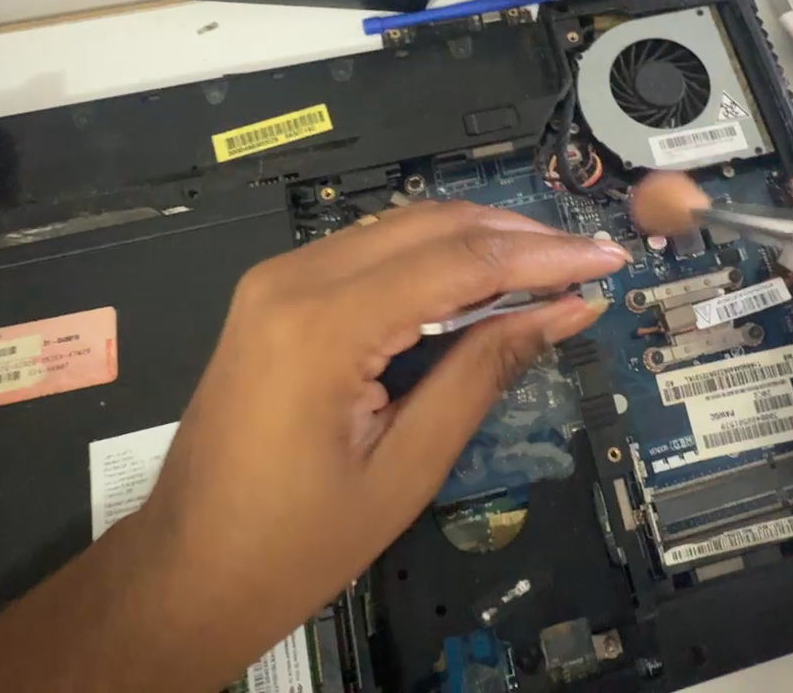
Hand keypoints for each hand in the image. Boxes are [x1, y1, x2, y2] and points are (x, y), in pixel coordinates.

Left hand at [137, 201, 626, 687]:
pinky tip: (478, 281)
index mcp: (322, 325)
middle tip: (583, 259)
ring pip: (404, 225)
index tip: (604, 258)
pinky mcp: (279, 289)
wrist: (187, 569)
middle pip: (432, 224)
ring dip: (479, 240)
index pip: (458, 262)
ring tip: (546, 267)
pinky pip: (373, 249)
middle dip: (517, 235)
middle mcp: (295, 277)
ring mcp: (280, 276)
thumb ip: (486, 369)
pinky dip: (435, 256)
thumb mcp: (408, 465)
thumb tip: (564, 310)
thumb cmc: (295, 542)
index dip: (543, 255)